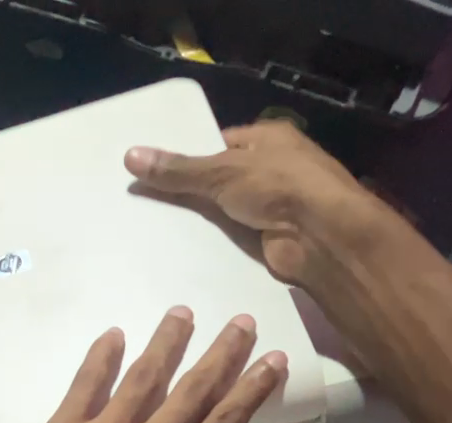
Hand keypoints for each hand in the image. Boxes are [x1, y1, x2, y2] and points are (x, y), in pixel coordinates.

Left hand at [0, 307, 288, 422]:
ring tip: (182, 313)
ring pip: (143, 379)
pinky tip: (116, 334)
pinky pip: (86, 384)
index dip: (250, 389)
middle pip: (191, 393)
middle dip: (220, 354)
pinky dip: (102, 357)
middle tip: (240, 321)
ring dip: (167, 343)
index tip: (271, 360)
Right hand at [125, 122, 385, 284]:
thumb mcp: (222, 172)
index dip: (189, 157)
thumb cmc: (279, 187)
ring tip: (156, 232)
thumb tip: (130, 156)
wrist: (321, 237)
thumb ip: (178, 170)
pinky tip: (184, 254)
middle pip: (220, 180)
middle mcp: (273, 169)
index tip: (155, 173)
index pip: (219, 144)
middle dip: (190, 193)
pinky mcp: (270, 238)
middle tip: (148, 204)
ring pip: (226, 211)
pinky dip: (214, 245)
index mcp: (267, 139)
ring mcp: (273, 205)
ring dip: (201, 223)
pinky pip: (233, 238)